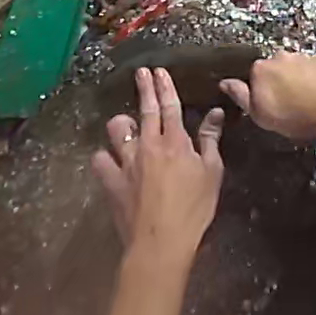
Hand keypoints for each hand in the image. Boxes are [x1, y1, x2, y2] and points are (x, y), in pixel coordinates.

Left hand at [91, 67, 224, 263]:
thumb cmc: (194, 207)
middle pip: (145, 110)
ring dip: (121, 123)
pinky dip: (105, 157)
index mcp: (176, 141)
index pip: (170, 106)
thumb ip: (210, 140)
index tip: (159, 71)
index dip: (165, 86)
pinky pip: (101, 161)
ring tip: (124, 122)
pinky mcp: (111, 183)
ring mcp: (126, 163)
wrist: (161, 243)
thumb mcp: (212, 171)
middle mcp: (148, 145)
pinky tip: (109, 158)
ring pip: (117, 131)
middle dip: (144, 89)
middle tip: (141, 73)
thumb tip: (215, 112)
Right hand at [219, 53, 315, 140]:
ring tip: (306, 102)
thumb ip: (241, 97)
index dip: (260, 94)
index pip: (252, 79)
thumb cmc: (297, 114)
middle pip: (273, 72)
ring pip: (293, 70)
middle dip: (278, 85)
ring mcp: (301, 56)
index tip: (270, 107)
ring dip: (297, 82)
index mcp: (260, 69)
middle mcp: (278, 57)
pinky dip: (313, 80)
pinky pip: (311, 70)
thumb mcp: (262, 115)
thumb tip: (225, 83)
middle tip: (287, 106)